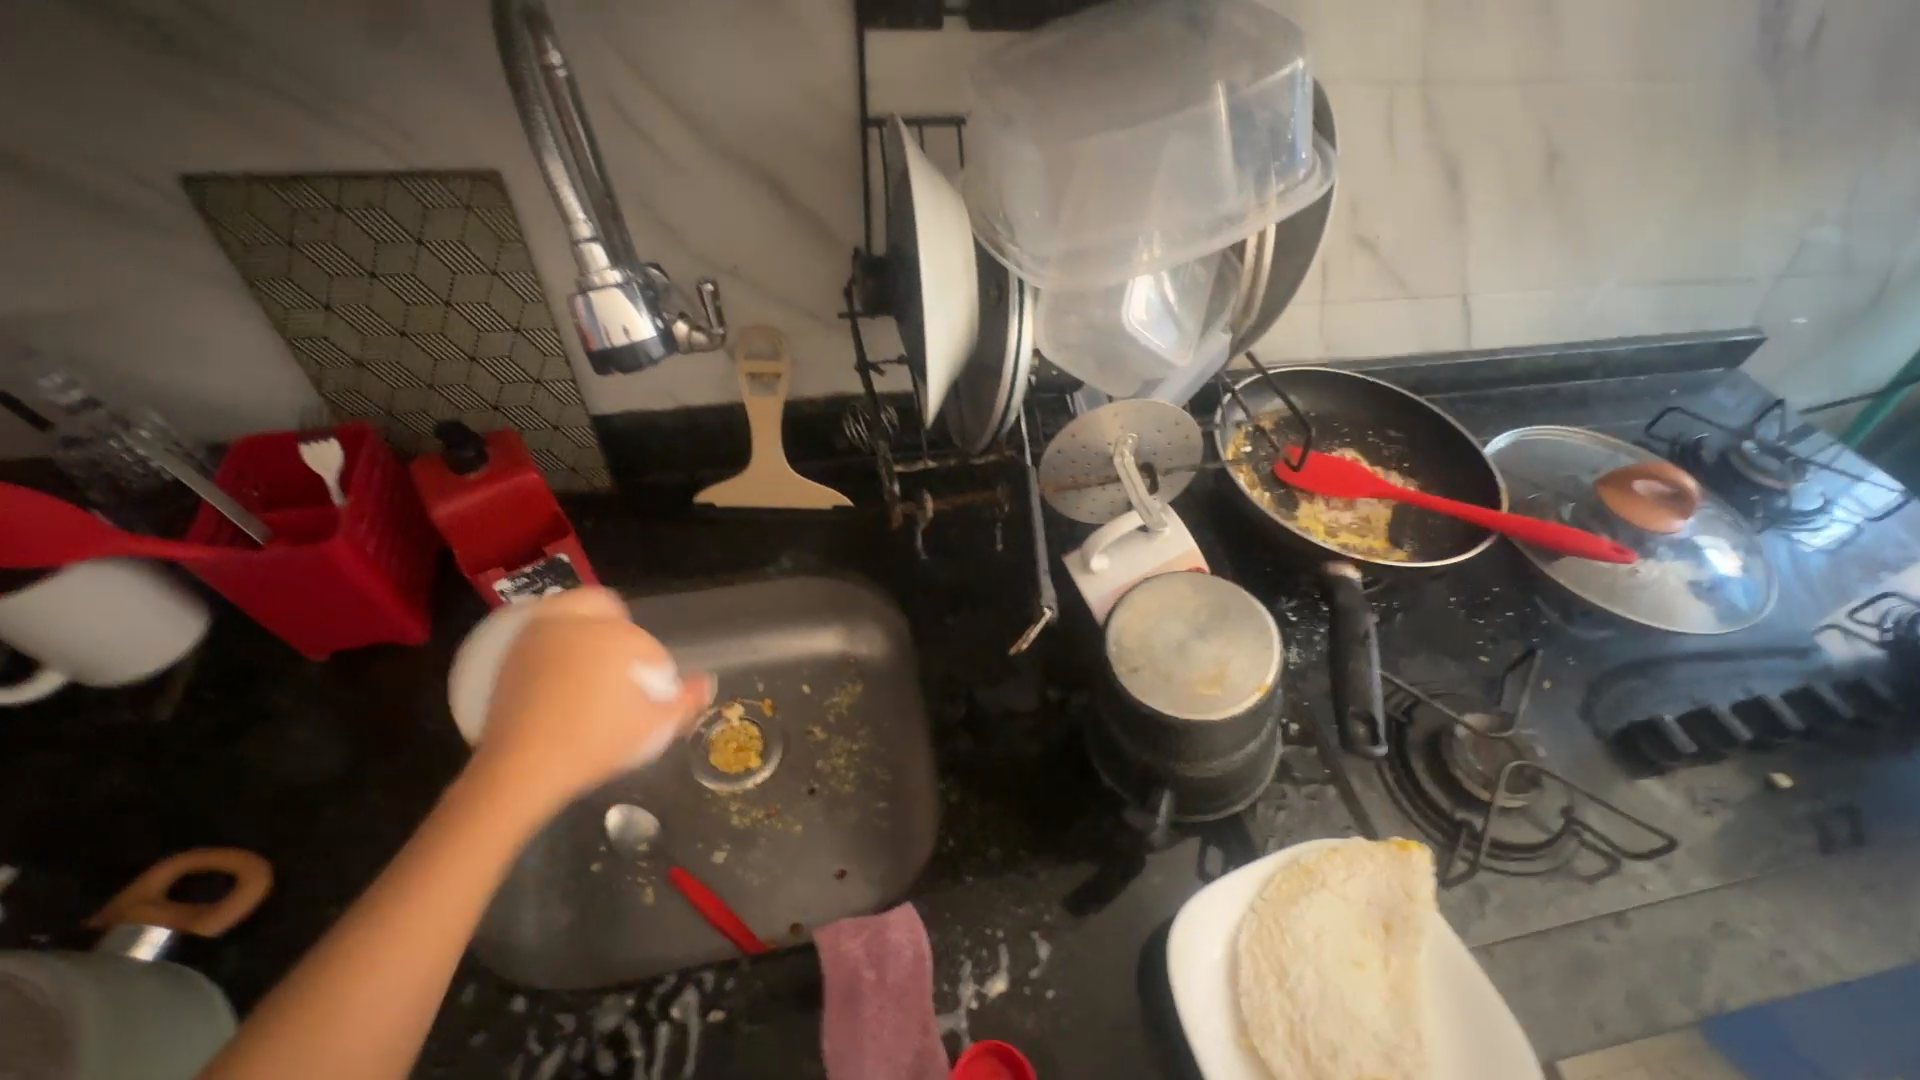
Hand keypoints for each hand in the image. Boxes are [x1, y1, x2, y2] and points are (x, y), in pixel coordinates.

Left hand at [468, 588, 713, 815]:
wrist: (521, 768)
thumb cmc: (594, 745)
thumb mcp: (652, 729)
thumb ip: (685, 702)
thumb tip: (706, 683)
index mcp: (614, 635)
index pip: (646, 644)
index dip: (656, 667)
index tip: (652, 692)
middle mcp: (575, 623)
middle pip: (604, 606)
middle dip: (618, 628)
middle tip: (621, 663)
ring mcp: (537, 633)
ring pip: (568, 612)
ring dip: (584, 630)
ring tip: (590, 665)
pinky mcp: (509, 651)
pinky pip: (540, 633)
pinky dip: (553, 644)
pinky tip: (559, 675)